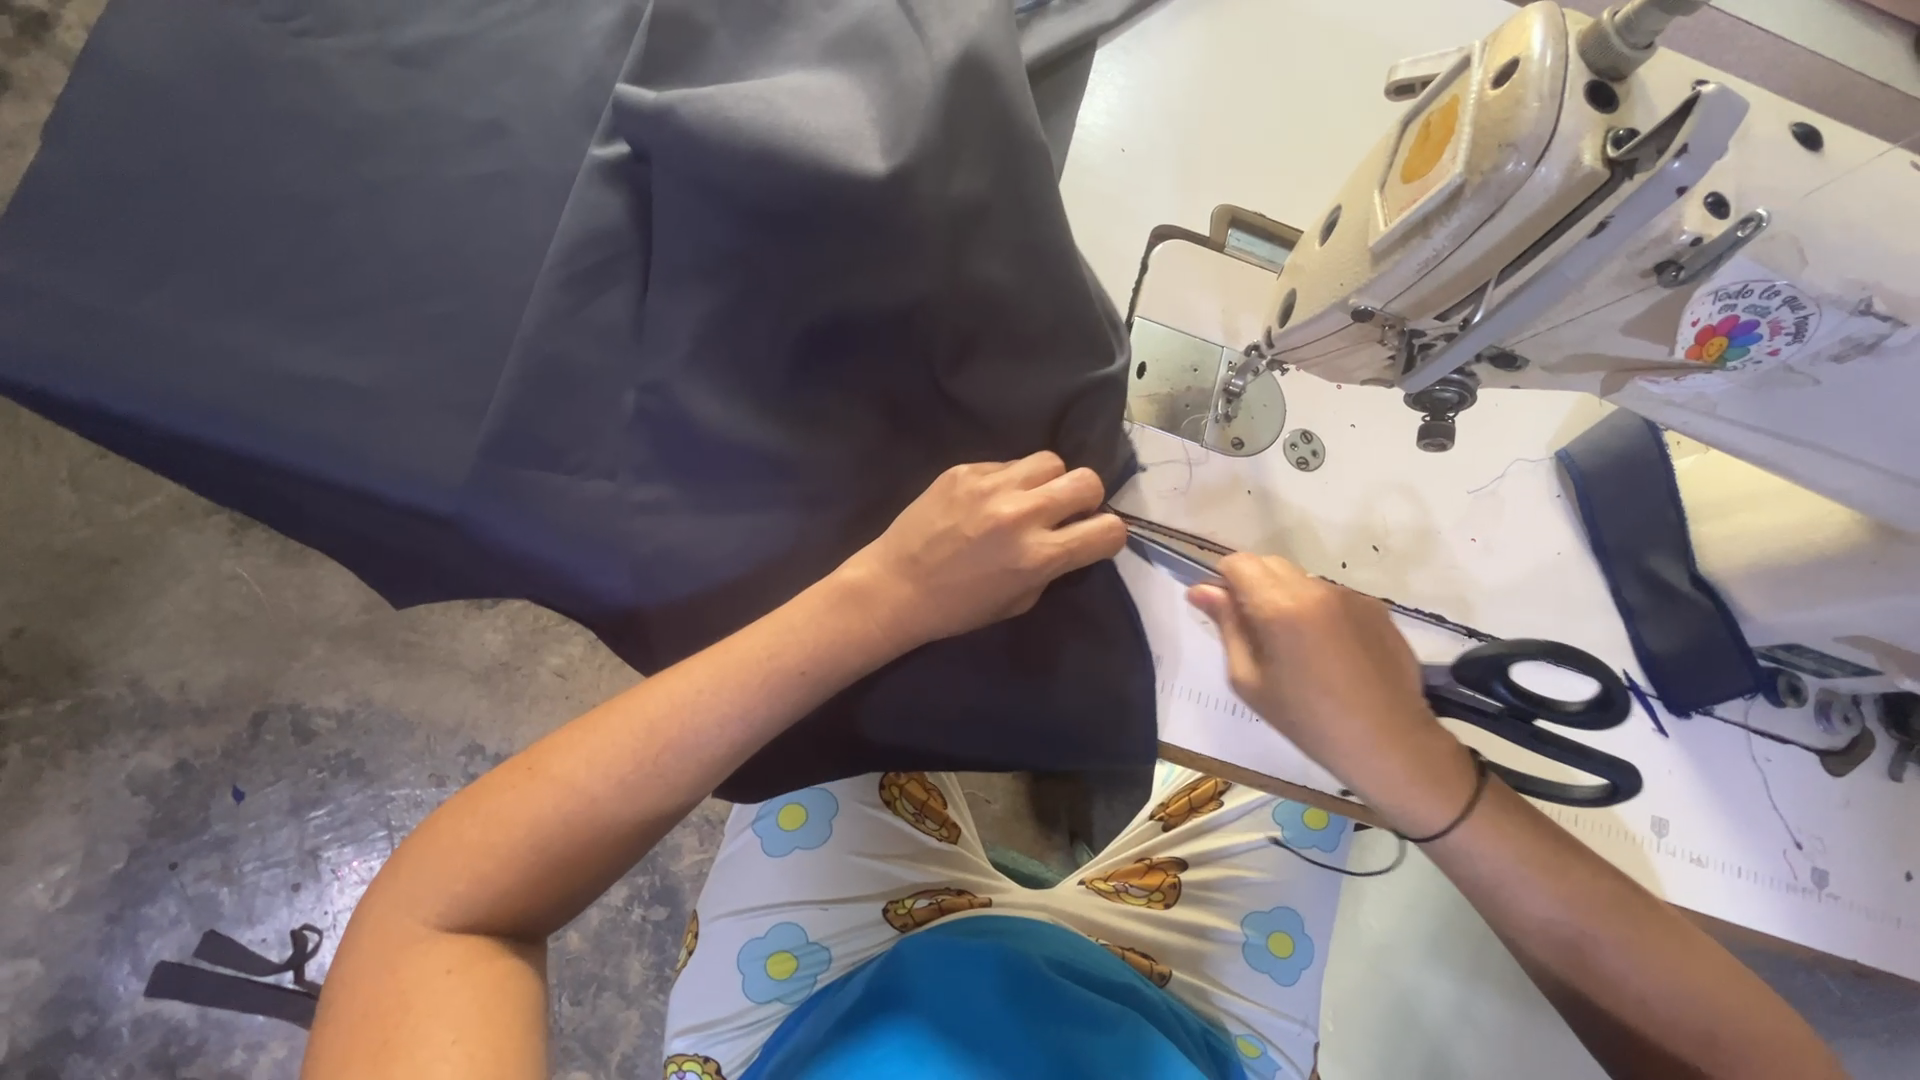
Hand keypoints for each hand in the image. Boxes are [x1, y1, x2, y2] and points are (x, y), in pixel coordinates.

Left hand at [835, 451, 1128, 646]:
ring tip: (1027, 498)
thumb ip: (1053, 567)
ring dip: (1048, 481)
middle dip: (1085, 499)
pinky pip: (1007, 462)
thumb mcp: (1020, 601)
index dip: (1108, 535)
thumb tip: (1072, 538)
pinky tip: (987, 500)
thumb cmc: (959, 607)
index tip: (1091, 539)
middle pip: (1088, 481)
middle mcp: (1021, 514)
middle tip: (1063, 513)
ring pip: (1050, 460)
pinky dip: (1008, 479)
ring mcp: (991, 486)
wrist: (896, 586)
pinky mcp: (965, 470)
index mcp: (1039, 556)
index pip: (1109, 529)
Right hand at [1187, 554, 1475, 831]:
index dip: (1223, 580)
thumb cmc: (1307, 720)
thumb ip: (1227, 626)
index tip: (1223, 610)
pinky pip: (1332, 596)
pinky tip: (1327, 651)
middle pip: (1270, 564)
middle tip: (1253, 631)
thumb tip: (1201, 591)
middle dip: (1252, 585)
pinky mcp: (1376, 609)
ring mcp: (1351, 596)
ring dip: (1285, 598)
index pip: (1239, 563)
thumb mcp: (1249, 679)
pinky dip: (1317, 611)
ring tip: (1294, 646)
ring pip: (1301, 580)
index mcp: (1280, 607)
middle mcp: (1316, 589)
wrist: (1389, 742)